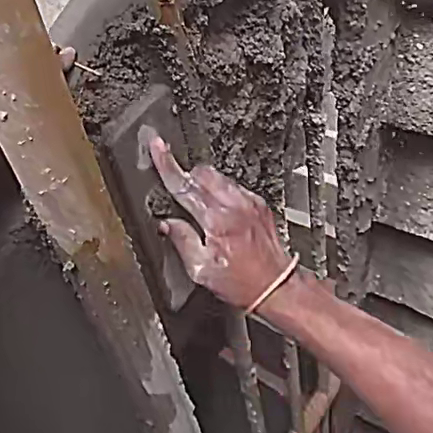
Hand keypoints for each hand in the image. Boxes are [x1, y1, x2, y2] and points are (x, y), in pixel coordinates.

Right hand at [147, 130, 298, 314]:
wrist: (276, 286)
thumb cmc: (241, 283)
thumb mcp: (201, 270)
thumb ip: (181, 241)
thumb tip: (167, 224)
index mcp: (216, 220)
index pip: (183, 185)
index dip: (166, 164)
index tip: (157, 146)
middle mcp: (234, 205)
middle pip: (202, 174)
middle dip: (187, 178)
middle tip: (179, 194)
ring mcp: (249, 202)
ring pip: (218, 178)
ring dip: (204, 186)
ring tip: (203, 210)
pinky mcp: (259, 204)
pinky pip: (234, 187)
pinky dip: (222, 194)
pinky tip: (221, 215)